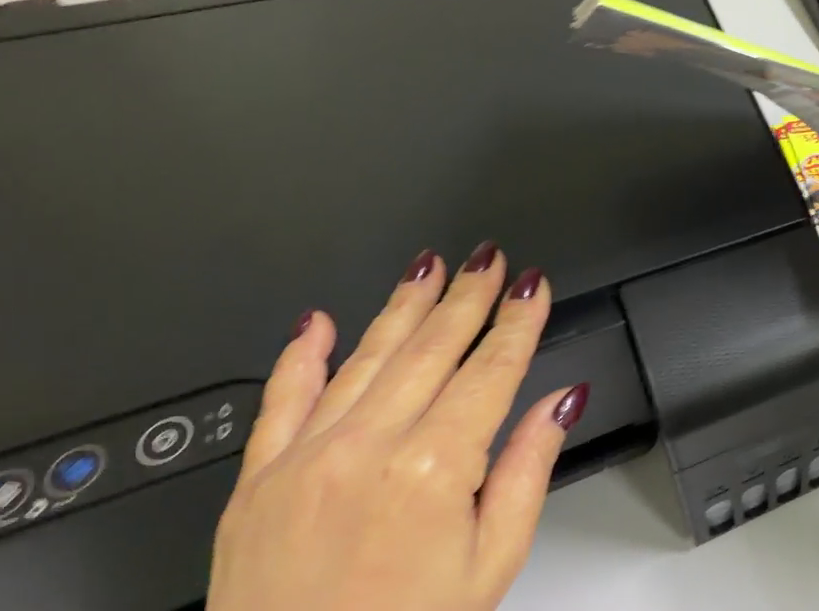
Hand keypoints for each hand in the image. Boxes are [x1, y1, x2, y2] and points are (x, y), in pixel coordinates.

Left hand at [208, 243, 586, 610]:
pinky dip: (301, 354)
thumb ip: (528, 469)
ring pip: (367, 356)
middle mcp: (368, 450)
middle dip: (468, 295)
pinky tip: (317, 320)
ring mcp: (307, 460)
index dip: (517, 321)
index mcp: (434, 469)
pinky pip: (281, 400)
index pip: (491, 368)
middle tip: (489, 258)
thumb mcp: (493, 560)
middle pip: (433, 348)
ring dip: (405, 304)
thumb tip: (561, 402)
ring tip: (430, 264)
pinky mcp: (258, 481)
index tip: (532, 286)